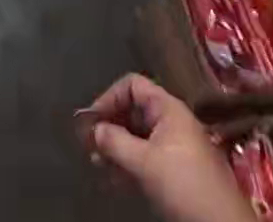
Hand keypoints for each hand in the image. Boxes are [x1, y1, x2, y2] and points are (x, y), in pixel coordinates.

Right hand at [80, 75, 257, 221]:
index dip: (109, 97)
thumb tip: (94, 128)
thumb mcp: (145, 163)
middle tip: (88, 145)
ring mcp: (176, 146)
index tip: (91, 120)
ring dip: (116, 147)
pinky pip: (146, 157)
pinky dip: (128, 164)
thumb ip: (116, 142)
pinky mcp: (177, 171)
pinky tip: (113, 180)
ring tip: (96, 164)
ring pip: (138, 137)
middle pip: (133, 111)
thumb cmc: (184, 185)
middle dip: (110, 125)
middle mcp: (172, 121)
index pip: (132, 85)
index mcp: (168, 108)